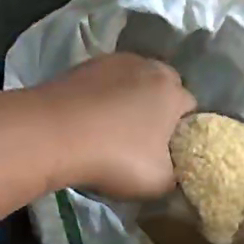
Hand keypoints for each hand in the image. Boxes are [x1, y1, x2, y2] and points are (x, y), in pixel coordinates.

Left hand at [32, 53, 196, 200]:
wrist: (52, 135)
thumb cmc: (115, 157)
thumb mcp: (159, 182)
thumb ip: (177, 175)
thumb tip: (174, 170)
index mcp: (173, 91)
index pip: (192, 109)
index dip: (183, 133)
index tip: (169, 153)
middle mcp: (148, 66)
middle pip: (163, 89)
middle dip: (158, 111)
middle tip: (143, 142)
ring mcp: (112, 61)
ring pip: (132, 83)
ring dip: (128, 102)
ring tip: (112, 131)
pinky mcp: (81, 67)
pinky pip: (103, 85)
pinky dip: (102, 100)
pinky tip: (90, 121)